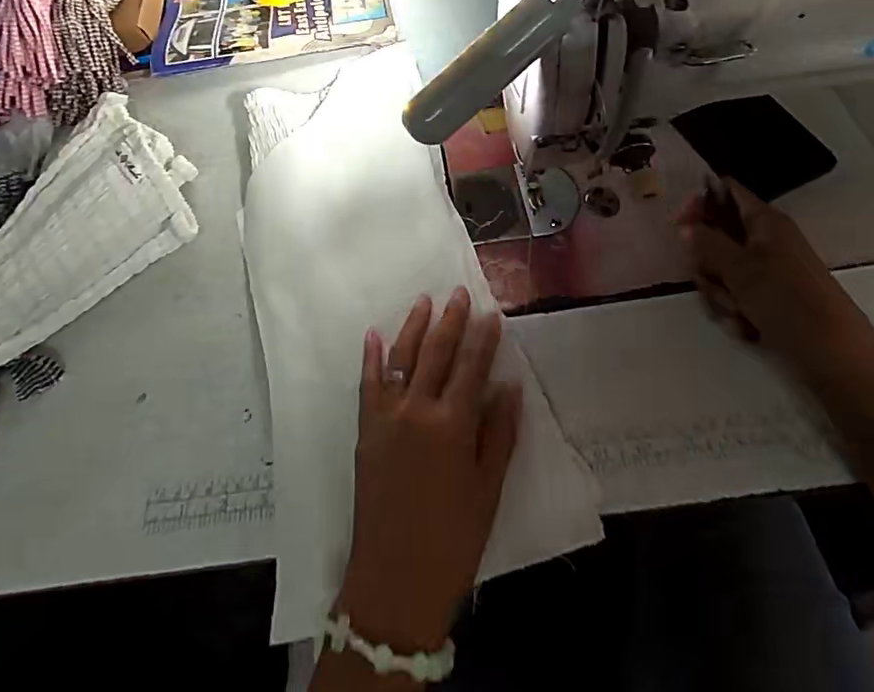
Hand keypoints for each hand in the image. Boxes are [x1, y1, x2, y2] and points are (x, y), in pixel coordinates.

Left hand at [338, 287, 521, 653]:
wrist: (394, 580)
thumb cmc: (453, 539)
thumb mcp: (488, 488)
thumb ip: (499, 433)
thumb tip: (508, 386)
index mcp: (452, 424)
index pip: (473, 366)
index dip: (484, 337)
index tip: (492, 312)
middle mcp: (417, 410)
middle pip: (436, 353)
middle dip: (450, 320)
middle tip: (458, 293)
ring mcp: (386, 419)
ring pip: (401, 359)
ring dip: (413, 327)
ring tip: (423, 301)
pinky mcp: (365, 432)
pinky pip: (368, 385)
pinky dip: (371, 358)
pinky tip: (374, 336)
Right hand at [679, 181, 866, 356]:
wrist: (831, 352)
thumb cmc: (786, 299)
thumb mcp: (740, 267)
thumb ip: (708, 242)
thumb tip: (685, 224)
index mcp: (764, 221)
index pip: (727, 191)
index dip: (701, 201)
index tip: (680, 225)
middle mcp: (765, 241)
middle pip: (717, 237)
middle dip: (707, 264)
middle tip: (713, 280)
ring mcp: (767, 272)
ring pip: (721, 272)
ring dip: (720, 293)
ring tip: (738, 311)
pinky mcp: (768, 300)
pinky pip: (735, 297)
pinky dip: (736, 311)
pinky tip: (748, 326)